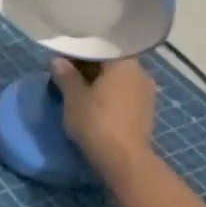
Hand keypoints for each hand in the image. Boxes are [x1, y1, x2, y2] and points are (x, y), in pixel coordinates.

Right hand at [54, 58, 157, 179]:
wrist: (124, 159)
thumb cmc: (97, 123)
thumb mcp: (74, 99)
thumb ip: (66, 77)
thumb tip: (58, 61)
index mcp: (124, 62)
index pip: (101, 47)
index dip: (82, 52)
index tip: (66, 60)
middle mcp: (141, 71)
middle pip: (113, 62)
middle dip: (93, 68)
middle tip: (71, 76)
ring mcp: (147, 92)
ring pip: (121, 79)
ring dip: (104, 83)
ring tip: (84, 93)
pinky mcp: (148, 111)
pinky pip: (127, 94)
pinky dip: (113, 96)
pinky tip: (101, 106)